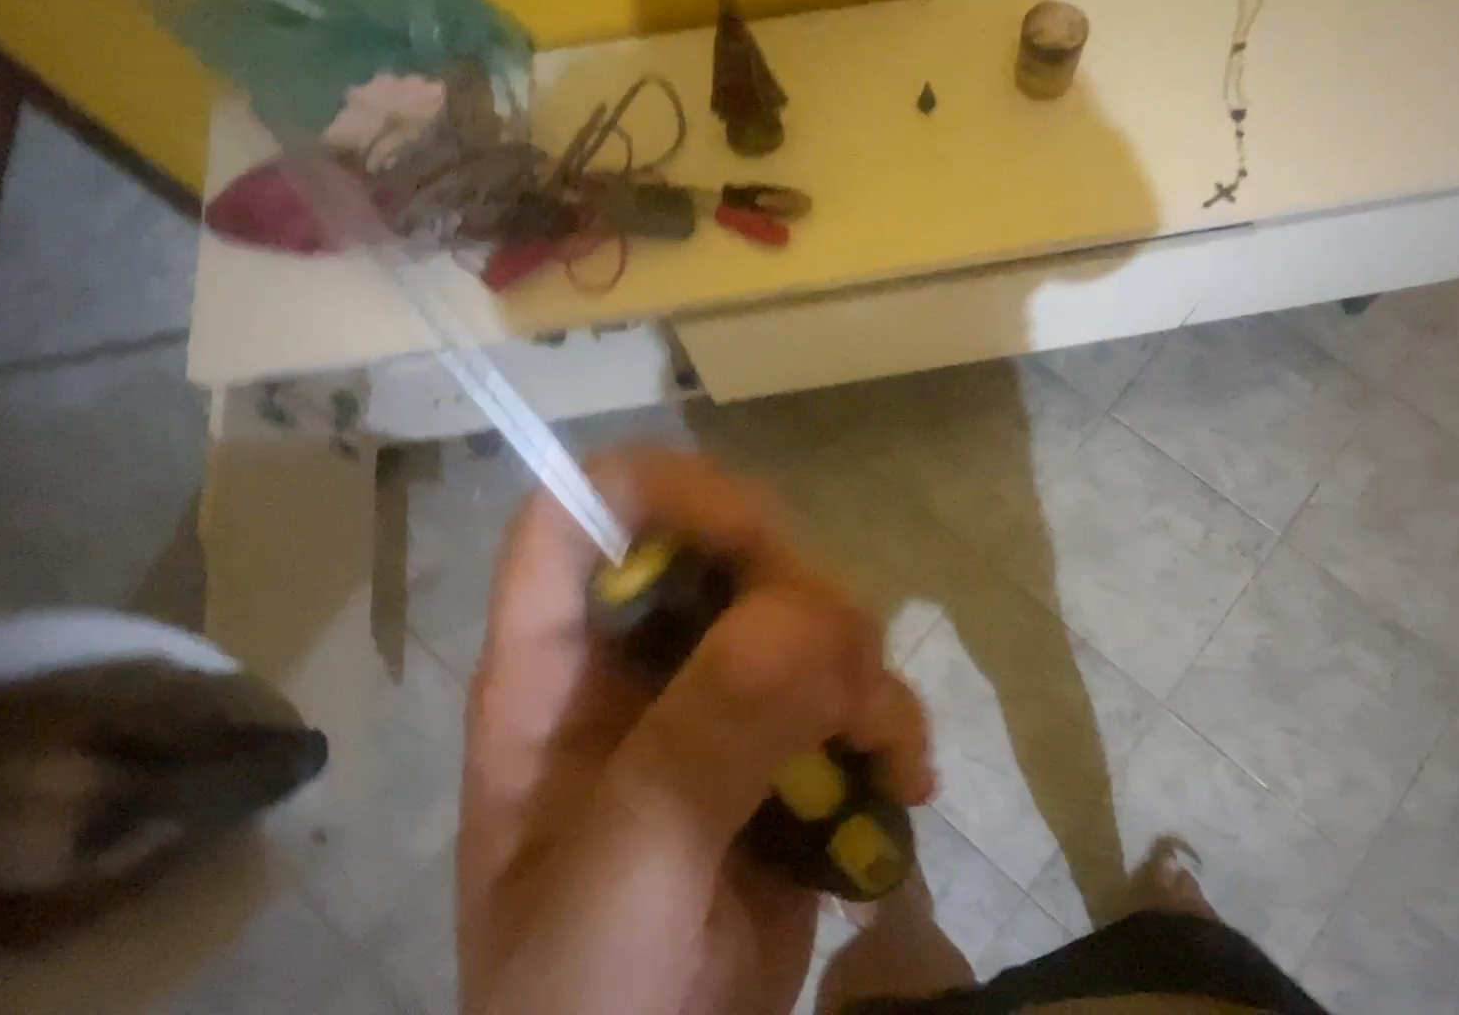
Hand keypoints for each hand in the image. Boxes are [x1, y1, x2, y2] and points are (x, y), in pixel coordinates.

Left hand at [456, 447, 933, 1014]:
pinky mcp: (783, 748)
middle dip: (801, 603)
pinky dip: (890, 721)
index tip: (756, 539)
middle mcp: (637, 667)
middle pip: (723, 550)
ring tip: (884, 760)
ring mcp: (716, 705)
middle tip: (845, 693)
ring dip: (861, 673)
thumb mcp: (621, 878)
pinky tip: (906, 781)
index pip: (578, 519)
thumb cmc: (586, 997)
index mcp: (553, 676)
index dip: (660, 494)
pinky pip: (850, 686)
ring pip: (805, 614)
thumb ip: (696, 751)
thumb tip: (804, 619)